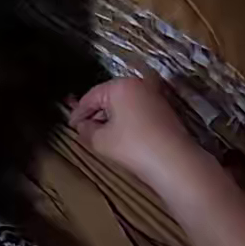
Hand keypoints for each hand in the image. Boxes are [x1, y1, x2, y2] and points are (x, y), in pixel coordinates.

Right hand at [68, 77, 211, 191]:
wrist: (173, 161)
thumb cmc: (132, 146)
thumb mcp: (100, 140)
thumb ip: (85, 130)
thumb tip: (81, 126)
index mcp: (120, 86)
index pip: (91, 96)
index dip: (78, 112)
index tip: (71, 125)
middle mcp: (138, 84)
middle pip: (108, 96)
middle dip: (95, 113)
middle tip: (83, 129)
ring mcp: (154, 95)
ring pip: (124, 103)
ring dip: (110, 116)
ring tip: (100, 134)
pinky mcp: (164, 108)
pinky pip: (137, 109)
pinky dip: (126, 119)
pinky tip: (120, 134)